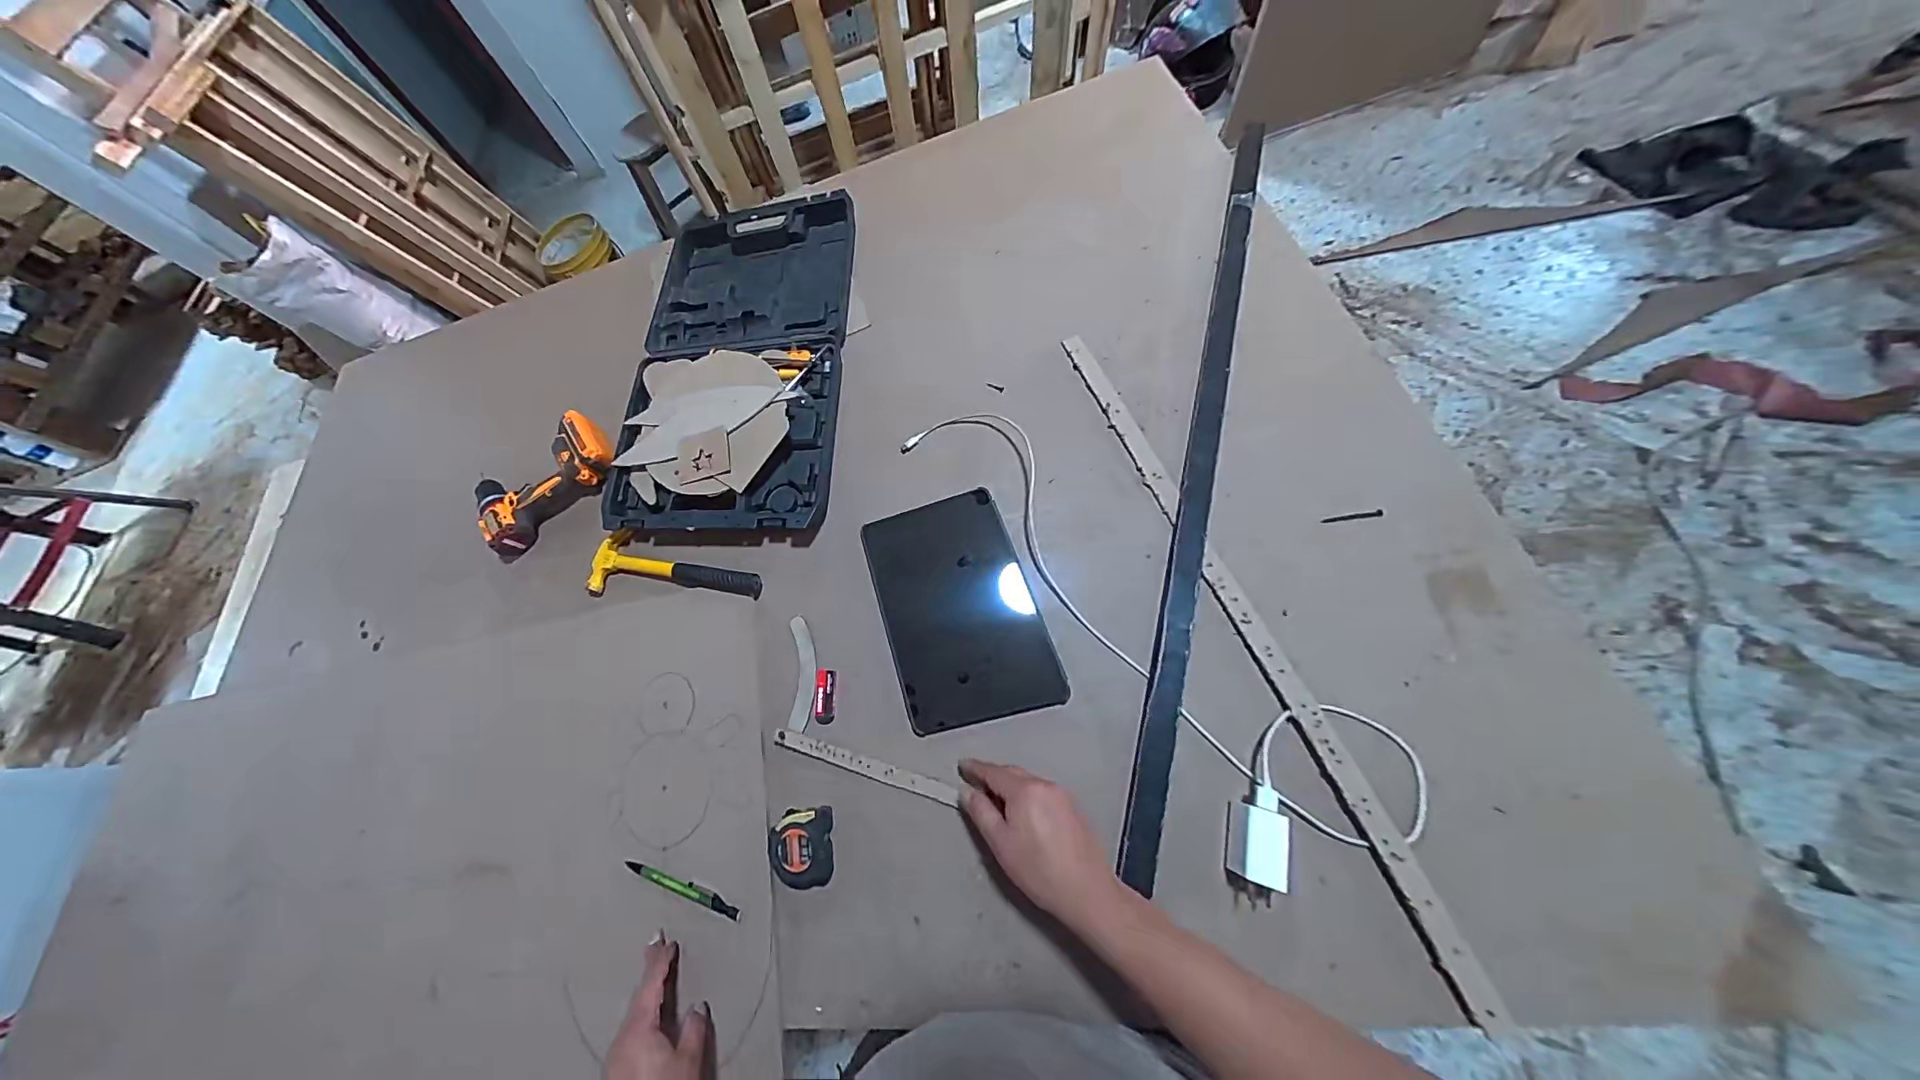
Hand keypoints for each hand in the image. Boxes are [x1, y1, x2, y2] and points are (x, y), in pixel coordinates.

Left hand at [605, 934, 711, 1079]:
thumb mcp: (688, 1061)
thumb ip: (695, 1028)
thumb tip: (697, 1009)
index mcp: (638, 1028)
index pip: (651, 984)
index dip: (660, 961)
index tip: (666, 941)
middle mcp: (622, 1038)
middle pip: (639, 997)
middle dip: (650, 972)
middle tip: (656, 947)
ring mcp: (616, 1056)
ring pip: (634, 1013)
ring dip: (646, 993)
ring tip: (656, 976)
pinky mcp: (616, 1070)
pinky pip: (631, 1029)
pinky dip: (642, 1012)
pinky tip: (649, 1015)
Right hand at [958, 759, 1123, 925]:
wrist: (1086, 891)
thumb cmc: (1040, 871)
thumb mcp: (1000, 843)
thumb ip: (981, 812)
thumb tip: (967, 792)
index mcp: (1026, 791)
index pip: (993, 771)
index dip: (975, 768)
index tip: (963, 766)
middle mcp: (1046, 785)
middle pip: (1012, 773)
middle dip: (992, 776)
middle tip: (975, 785)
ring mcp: (1063, 795)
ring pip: (1029, 782)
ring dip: (1010, 787)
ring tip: (997, 804)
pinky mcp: (1073, 807)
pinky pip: (1043, 792)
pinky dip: (1028, 795)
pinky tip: (1023, 814)